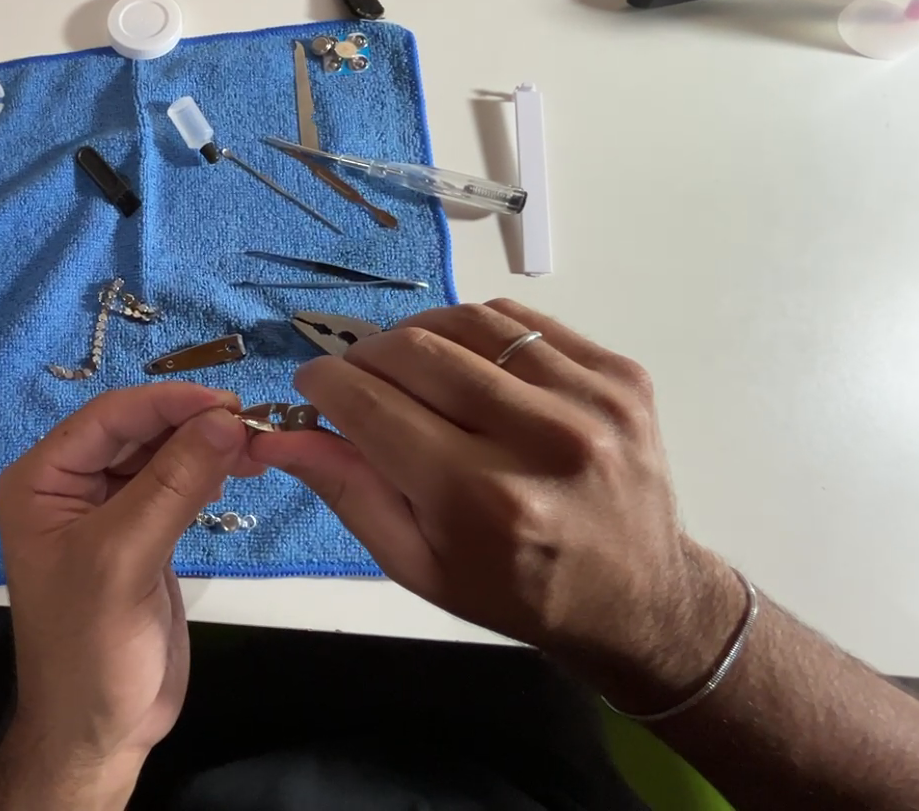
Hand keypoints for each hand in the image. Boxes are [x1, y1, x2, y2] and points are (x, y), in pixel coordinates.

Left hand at [0, 384, 258, 808]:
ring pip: (158, 456)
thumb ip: (172, 484)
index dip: (165, 402)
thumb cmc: (90, 646)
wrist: (98, 731)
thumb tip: (224, 419)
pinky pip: (172, 487)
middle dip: (189, 423)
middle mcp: (69, 484)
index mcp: (42, 480)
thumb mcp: (124, 558)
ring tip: (255, 443)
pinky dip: (205, 475)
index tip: (226, 400)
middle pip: (134, 433)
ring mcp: (106, 509)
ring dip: (203, 446)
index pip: (107, 419)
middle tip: (251, 421)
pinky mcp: (139, 533)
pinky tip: (237, 469)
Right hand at [250, 299, 745, 711]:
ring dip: (412, 335)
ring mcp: (589, 399)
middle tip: (354, 382)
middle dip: (360, 358)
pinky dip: (468, 329)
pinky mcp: (619, 375)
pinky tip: (462, 363)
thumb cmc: (511, 588)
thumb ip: (342, 488)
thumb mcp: (412, 561)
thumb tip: (275, 434)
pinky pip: (514, 319)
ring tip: (404, 368)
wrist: (642, 600)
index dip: (322, 383)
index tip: (310, 387)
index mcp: (480, 497)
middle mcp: (539, 438)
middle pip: (410, 350)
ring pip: (460, 320)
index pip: (368, 403)